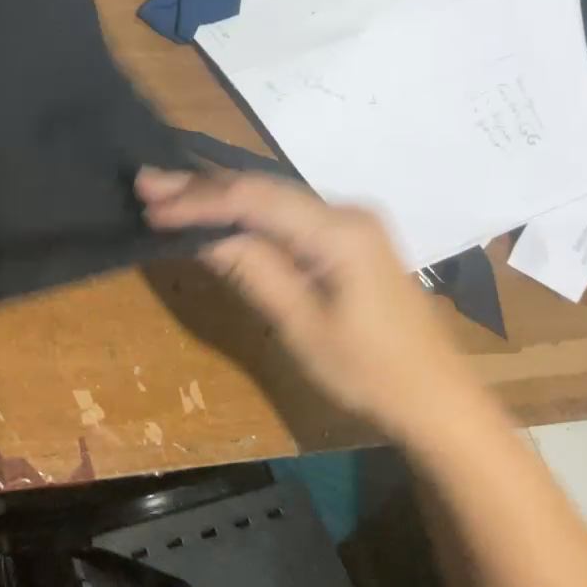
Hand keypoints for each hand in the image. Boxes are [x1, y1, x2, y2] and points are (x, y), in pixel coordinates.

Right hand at [137, 168, 482, 439]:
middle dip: (200, 187)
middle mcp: (345, 211)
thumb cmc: (371, 372)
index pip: (254, 199)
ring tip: (165, 192)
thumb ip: (252, 270)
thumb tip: (199, 233)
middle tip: (145, 183)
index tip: (150, 204)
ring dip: (217, 195)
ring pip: (269, 195)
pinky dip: (243, 209)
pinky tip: (211, 208)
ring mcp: (349, 220)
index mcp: (340, 231)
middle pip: (260, 188)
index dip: (197, 200)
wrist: (440, 402)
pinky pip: (283, 211)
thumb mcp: (301, 326)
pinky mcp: (346, 236)